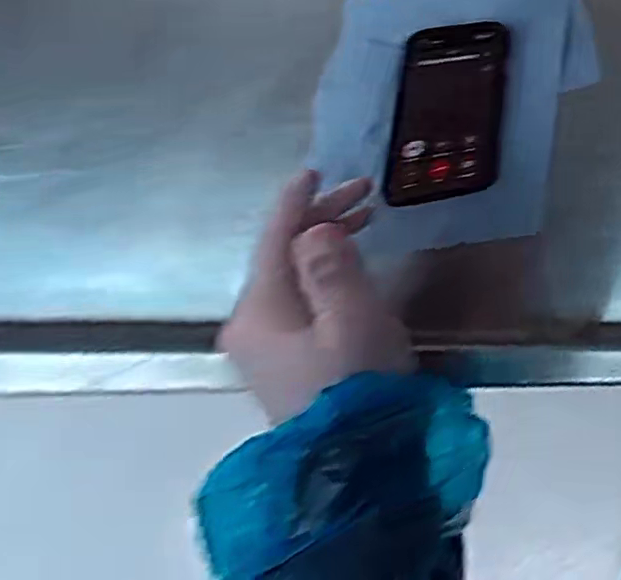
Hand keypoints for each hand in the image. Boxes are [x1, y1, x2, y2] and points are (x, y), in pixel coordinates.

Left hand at [219, 171, 414, 422]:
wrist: (353, 449)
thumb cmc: (356, 379)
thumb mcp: (353, 320)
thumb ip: (333, 272)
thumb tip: (316, 228)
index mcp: (262, 310)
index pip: (274, 243)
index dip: (295, 204)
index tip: (315, 170)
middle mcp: (254, 321)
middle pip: (281, 255)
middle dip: (319, 217)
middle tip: (365, 191)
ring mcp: (268, 338)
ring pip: (292, 271)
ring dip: (326, 239)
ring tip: (365, 217)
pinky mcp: (289, 350)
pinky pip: (301, 289)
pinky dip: (326, 263)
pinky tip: (350, 260)